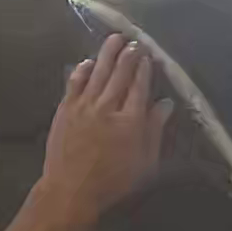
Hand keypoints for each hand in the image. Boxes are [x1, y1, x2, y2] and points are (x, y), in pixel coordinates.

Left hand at [29, 34, 173, 230]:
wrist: (70, 191)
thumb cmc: (114, 182)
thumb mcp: (145, 162)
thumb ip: (155, 130)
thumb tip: (165, 103)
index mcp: (131, 120)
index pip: (140, 85)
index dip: (145, 68)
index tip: (149, 55)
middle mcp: (108, 107)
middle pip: (121, 73)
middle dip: (130, 55)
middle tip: (135, 42)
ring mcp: (84, 105)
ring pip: (99, 71)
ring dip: (108, 53)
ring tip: (115, 38)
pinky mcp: (66, 109)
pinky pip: (75, 82)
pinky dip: (83, 69)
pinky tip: (88, 61)